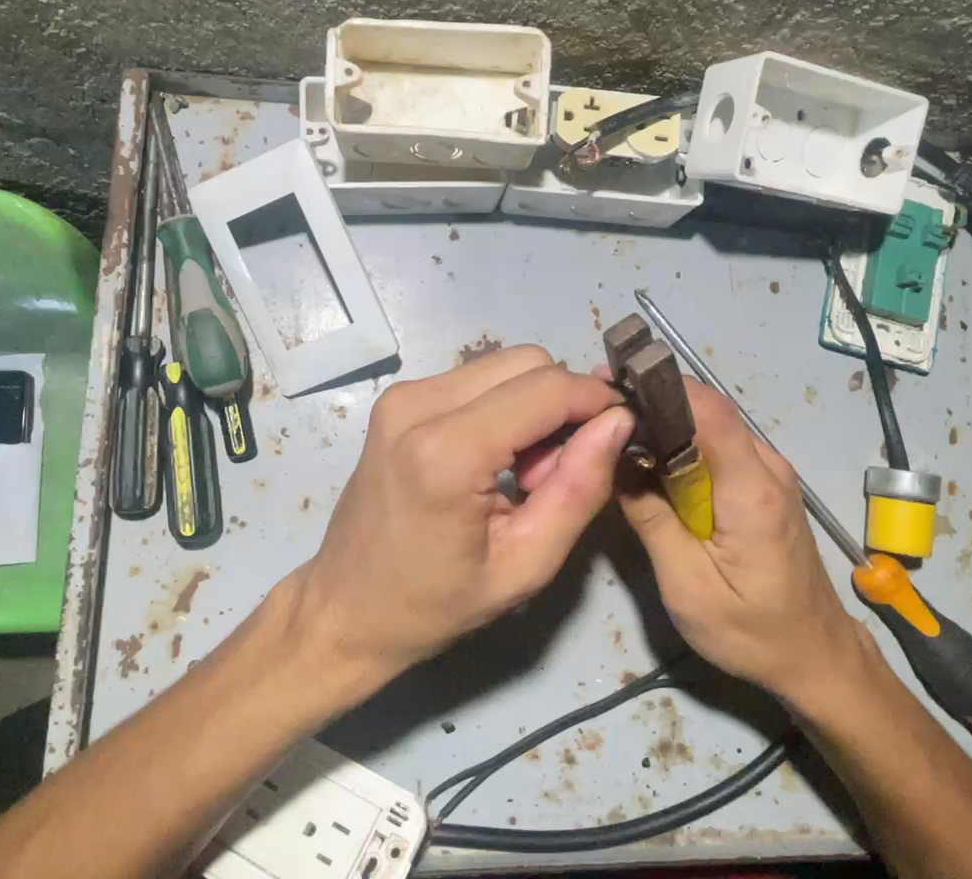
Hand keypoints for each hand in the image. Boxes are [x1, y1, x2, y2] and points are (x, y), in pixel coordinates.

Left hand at [295, 345, 635, 678]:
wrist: (347, 609)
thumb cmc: (435, 603)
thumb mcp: (525, 565)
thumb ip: (579, 489)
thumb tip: (619, 422)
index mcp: (446, 451)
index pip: (547, 388)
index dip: (597, 401)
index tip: (623, 431)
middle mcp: (418, 404)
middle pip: (529, 362)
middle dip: (563, 406)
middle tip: (560, 472)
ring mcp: (403, 395)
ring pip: (504, 365)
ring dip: (534, 407)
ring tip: (525, 474)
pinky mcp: (399, 399)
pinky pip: (477, 379)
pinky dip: (504, 408)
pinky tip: (496, 461)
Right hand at [618, 379, 876, 715]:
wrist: (815, 658)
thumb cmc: (752, 630)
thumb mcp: (688, 586)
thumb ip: (651, 520)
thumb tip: (614, 461)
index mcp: (753, 488)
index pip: (708, 410)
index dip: (659, 388)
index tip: (611, 387)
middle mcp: (768, 468)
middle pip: (708, 411)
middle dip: (653, 403)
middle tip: (599, 414)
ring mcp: (770, 474)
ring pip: (712, 426)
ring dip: (666, 424)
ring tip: (615, 434)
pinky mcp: (765, 486)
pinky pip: (720, 448)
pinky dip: (684, 446)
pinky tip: (651, 463)